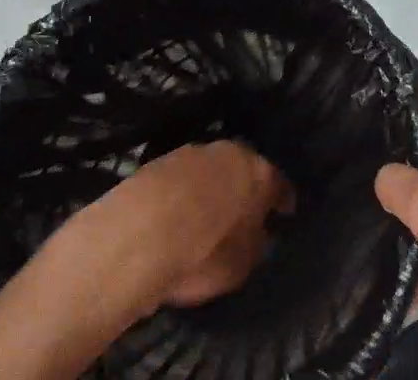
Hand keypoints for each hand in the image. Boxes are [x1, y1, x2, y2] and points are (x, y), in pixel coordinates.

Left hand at [85, 141, 294, 309]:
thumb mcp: (242, 264)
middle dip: (244, 189)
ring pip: (209, 170)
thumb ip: (256, 245)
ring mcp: (188, 153)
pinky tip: (174, 215)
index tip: (283, 215)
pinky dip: (181, 193)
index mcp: (259, 173)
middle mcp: (228, 152)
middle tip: (243, 213)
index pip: (280, 184)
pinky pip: (179, 179)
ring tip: (204, 214)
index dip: (282, 202)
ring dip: (210, 188)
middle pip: (243, 169)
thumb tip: (257, 235)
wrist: (134, 237)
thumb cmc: (202, 253)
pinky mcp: (154, 163)